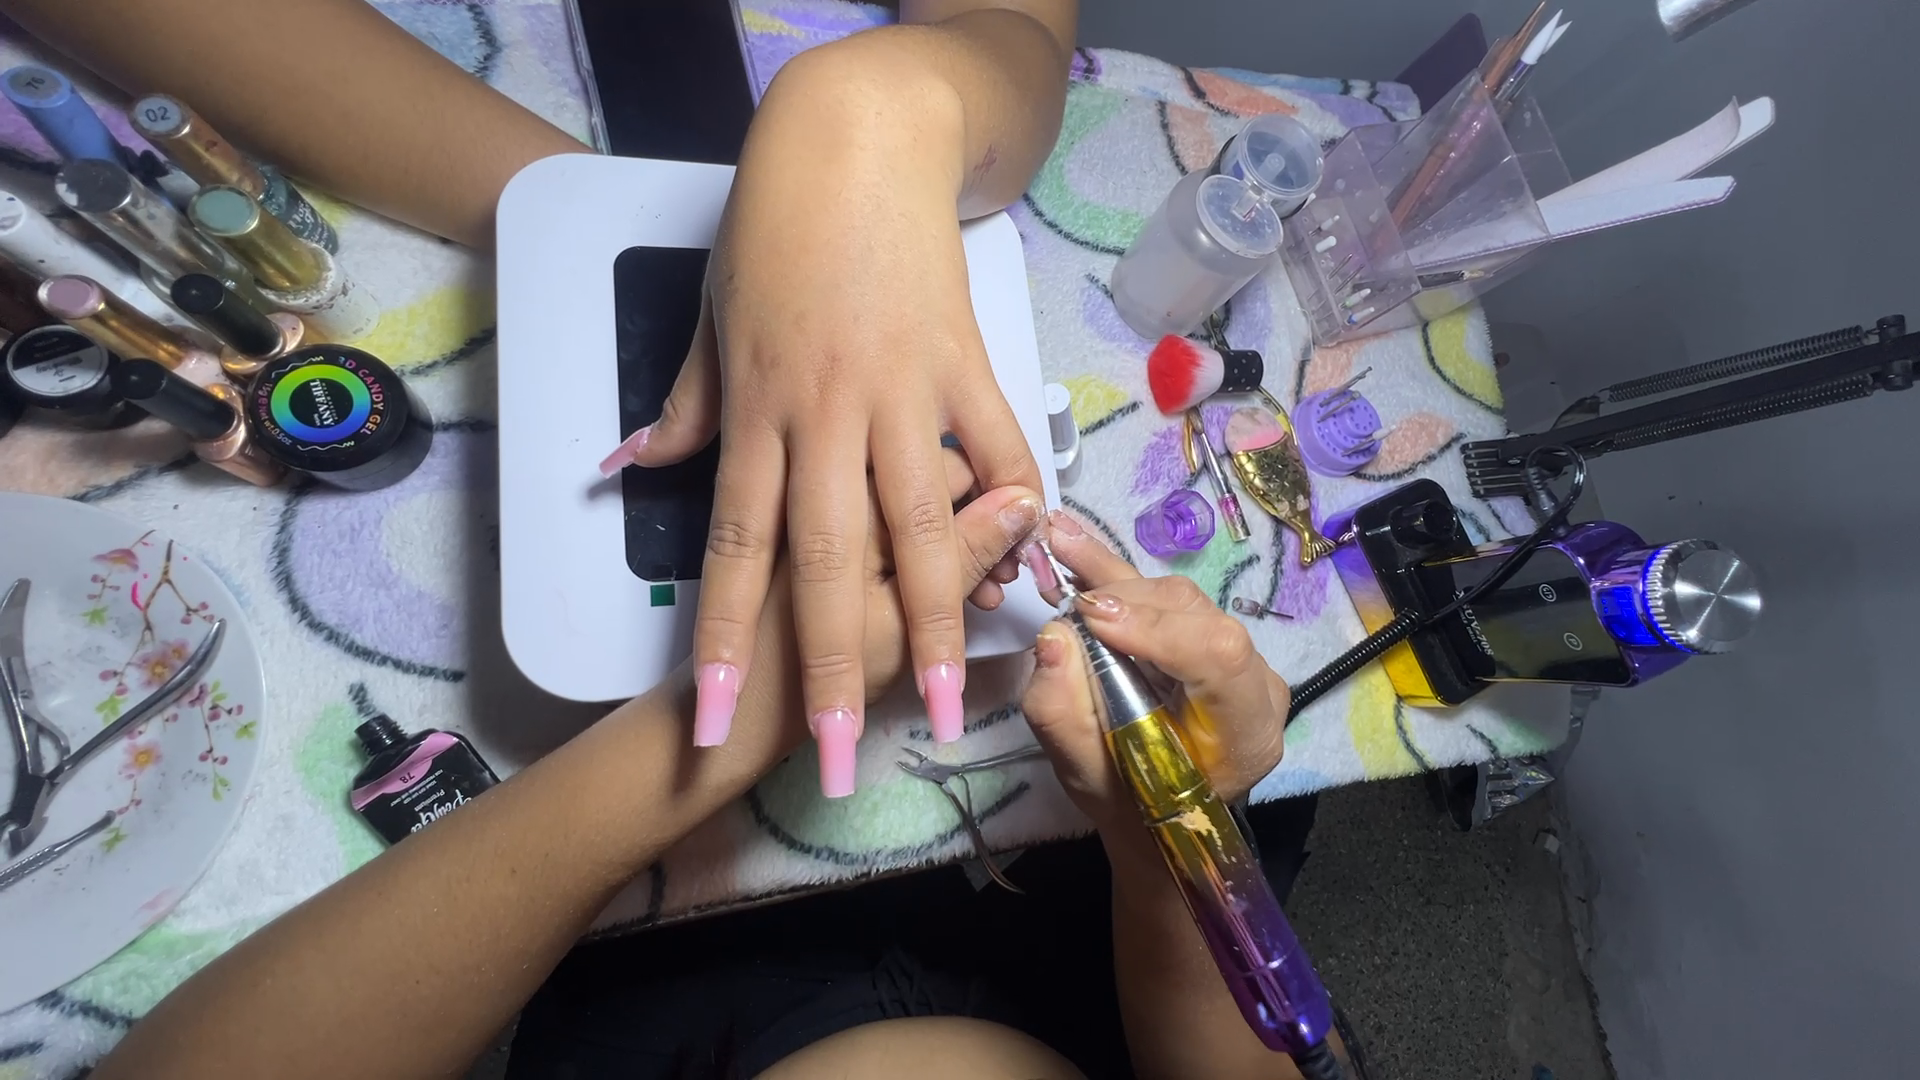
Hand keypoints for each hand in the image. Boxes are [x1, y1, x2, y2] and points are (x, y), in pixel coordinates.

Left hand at [599, 44, 1042, 786]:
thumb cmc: (775, 232)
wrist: (855, 141)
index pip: (738, 548)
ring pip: (919, 524)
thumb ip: (684, 408)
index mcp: (761, 414)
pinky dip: (1015, 507)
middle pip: (827, 559)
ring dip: (933, 617)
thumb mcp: (714, 320)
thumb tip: (630, 470)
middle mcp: (828, 418)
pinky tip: (1029, 569)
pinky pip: (995, 447)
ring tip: (948, 700)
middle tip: (839, 759)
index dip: (727, 641)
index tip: (716, 723)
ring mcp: (903, 394)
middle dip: (831, 666)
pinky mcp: (967, 365)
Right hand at [1020, 512, 1289, 839]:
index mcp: (1244, 730)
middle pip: (1195, 613)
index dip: (1155, 626)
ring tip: (1058, 544)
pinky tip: (1073, 537)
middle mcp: (1255, 683)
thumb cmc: (1128, 800)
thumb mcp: (1083, 772)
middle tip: (1064, 602)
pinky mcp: (1206, 633)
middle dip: (1123, 601)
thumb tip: (1054, 635)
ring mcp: (1237, 654)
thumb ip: (1064, 712)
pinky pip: (1163, 594)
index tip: (1090, 617)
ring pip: (1177, 595)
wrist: (1157, 811)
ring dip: (1113, 578)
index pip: (1218, 653)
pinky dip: (1114, 569)